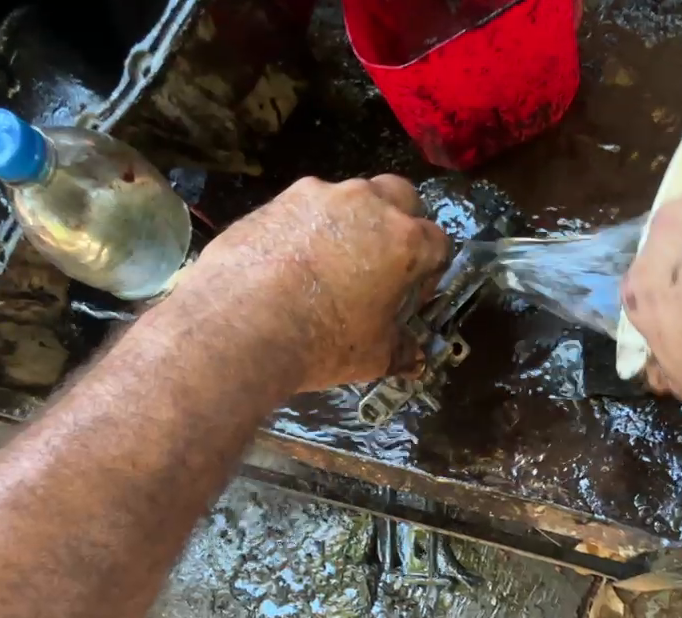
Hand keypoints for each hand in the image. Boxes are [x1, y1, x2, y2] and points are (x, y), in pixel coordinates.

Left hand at [171, 175, 450, 392]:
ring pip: (350, 199)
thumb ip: (400, 350)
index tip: (413, 295)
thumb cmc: (323, 341)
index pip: (437, 242)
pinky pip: (307, 209)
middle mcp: (367, 204)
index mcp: (403, 241)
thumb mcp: (373, 357)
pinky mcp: (278, 199)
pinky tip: (293, 264)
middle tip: (382, 263)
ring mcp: (319, 196)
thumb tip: (414, 358)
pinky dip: (310, 229)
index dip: (431, 270)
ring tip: (332, 265)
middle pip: (400, 197)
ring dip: (352, 223)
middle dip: (400, 223)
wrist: (243, 323)